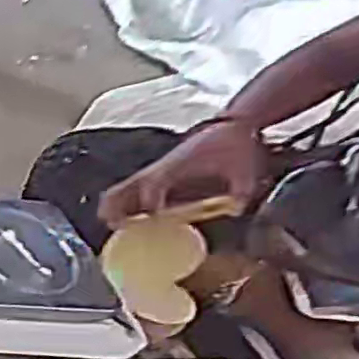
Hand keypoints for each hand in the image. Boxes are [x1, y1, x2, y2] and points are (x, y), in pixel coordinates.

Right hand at [98, 118, 265, 227]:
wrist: (227, 129)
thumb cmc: (234, 147)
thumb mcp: (246, 166)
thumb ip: (242, 189)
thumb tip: (237, 209)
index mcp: (177, 166)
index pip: (153, 184)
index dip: (150, 202)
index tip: (153, 217)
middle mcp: (156, 171)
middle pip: (121, 190)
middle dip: (116, 212)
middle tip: (120, 228)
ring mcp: (150, 175)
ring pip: (116, 193)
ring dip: (111, 211)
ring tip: (117, 228)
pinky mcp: (150, 179)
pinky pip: (123, 194)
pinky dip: (117, 209)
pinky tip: (124, 223)